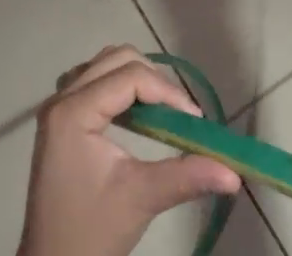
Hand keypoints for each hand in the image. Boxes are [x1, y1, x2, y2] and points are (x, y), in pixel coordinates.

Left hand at [19, 45, 241, 255]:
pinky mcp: (60, 121)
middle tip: (179, 114)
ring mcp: (57, 108)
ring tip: (160, 112)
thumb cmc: (91, 232)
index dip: (168, 92)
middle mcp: (61, 100)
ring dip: (136, 79)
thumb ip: (187, 177)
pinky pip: (93, 81)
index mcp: (73, 112)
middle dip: (154, 81)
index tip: (195, 119)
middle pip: (118, 59)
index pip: (131, 76)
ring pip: (105, 64)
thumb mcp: (141, 199)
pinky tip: (135, 115)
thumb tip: (234, 173)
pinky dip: (119, 86)